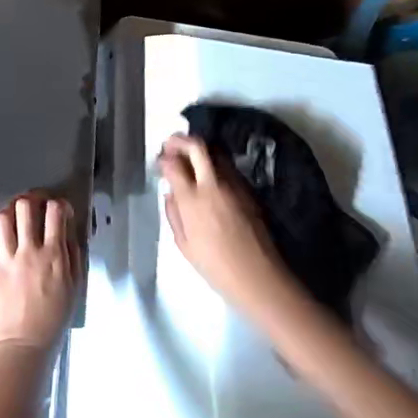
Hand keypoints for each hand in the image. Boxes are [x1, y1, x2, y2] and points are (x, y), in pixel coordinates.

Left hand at [0, 193, 80, 356]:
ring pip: (2, 218)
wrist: (23, 344)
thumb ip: (73, 256)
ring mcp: (6, 258)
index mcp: (54, 256)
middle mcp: (29, 251)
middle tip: (32, 208)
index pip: (55, 212)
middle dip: (30, 201)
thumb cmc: (53, 319)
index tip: (58, 209)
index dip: (57, 204)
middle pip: (25, 207)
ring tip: (12, 221)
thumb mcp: (74, 287)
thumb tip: (68, 231)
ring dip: (8, 214)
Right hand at [158, 134, 292, 308]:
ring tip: (189, 157)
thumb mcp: (183, 244)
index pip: (174, 164)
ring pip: (216, 153)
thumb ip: (174, 214)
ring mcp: (234, 185)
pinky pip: (228, 167)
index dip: (163, 159)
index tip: (159, 162)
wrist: (259, 276)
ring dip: (199, 150)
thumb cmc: (215, 266)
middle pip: (197, 147)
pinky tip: (208, 176)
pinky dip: (214, 163)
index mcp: (192, 200)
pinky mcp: (249, 191)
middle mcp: (213, 185)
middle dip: (180, 140)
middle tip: (170, 144)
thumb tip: (170, 194)